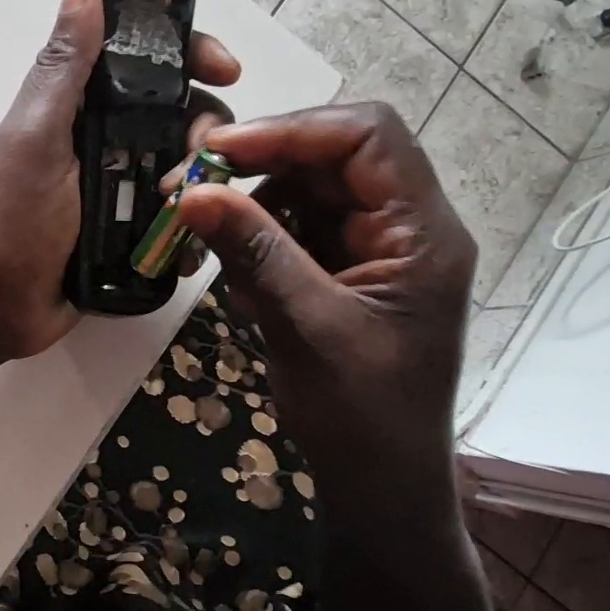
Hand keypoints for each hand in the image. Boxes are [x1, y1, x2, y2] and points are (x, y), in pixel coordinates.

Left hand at [0, 0, 241, 359]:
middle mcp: (105, 139)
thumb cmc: (10, 222)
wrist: (2, 308)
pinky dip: (192, 224)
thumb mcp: (33, 140)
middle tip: (197, 165)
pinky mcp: (133, 229)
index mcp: (78, 107)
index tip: (224, 68)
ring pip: (190, 165)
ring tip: (178, 211)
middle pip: (182, 112)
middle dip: (205, 132)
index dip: (190, 53)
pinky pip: (183, 214)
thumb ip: (60, 70)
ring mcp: (121, 186)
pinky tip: (187, 243)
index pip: (146, 58)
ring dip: (200, 183)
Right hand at [176, 103, 475, 504]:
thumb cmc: (360, 413)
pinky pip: (296, 230)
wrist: (379, 479)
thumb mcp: (305, 328)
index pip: (368, 137)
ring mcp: (372, 249)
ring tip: (205, 236)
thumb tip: (193, 194)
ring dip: (251, 204)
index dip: (291, 131)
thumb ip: (254, 254)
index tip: (216, 153)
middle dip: (259, 164)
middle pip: (333, 157)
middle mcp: (403, 227)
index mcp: (422, 232)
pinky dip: (256, 240)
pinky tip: (235, 276)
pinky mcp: (343, 272)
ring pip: (308, 191)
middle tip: (188, 186)